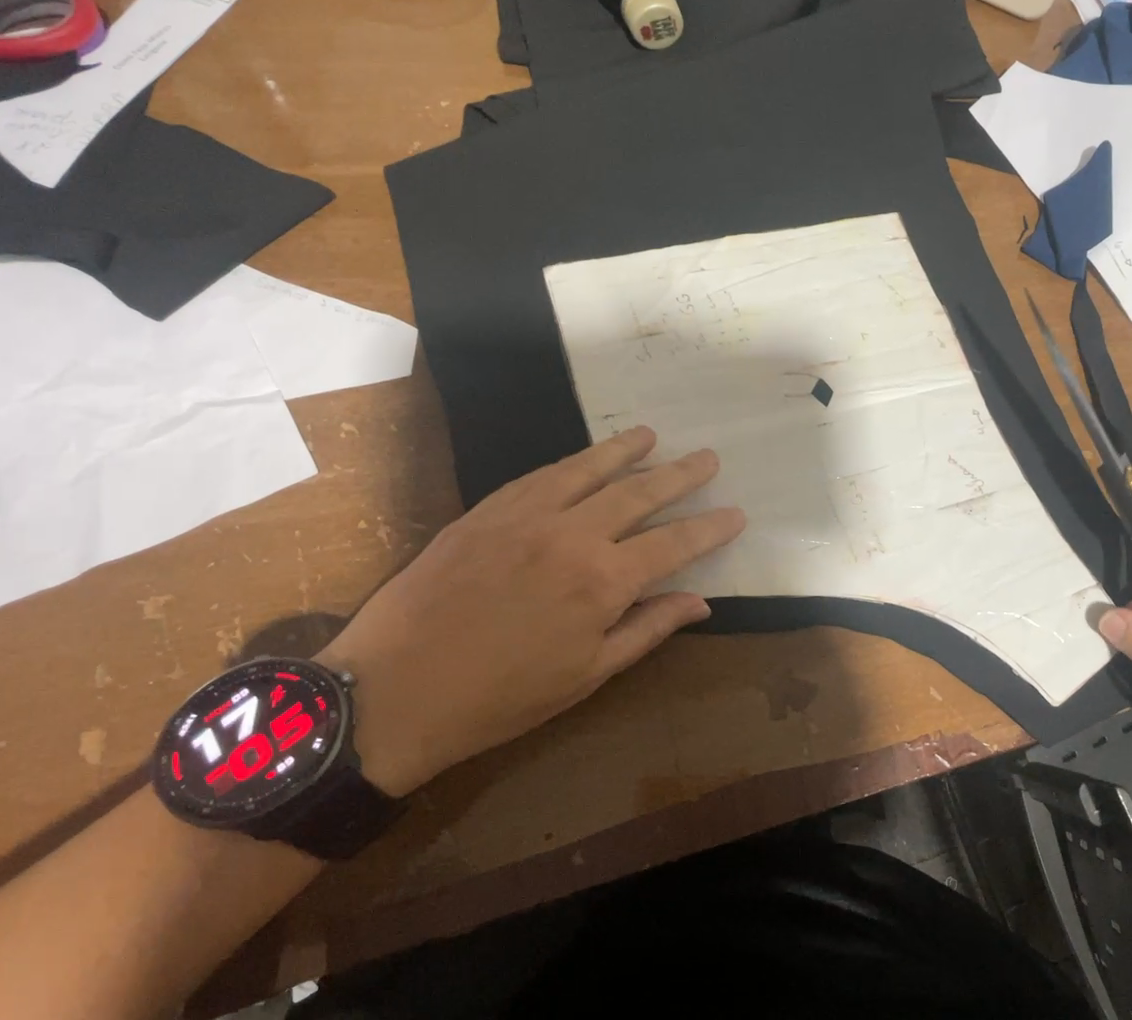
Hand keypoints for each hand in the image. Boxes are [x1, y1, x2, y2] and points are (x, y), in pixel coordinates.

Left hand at [323, 427, 745, 796]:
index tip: (737, 513)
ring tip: (651, 435)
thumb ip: (648, 629)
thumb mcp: (588, 675)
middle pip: (639, 493)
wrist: (394, 691)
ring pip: (588, 470)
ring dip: (625, 450)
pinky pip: (539, 475)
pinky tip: (584, 459)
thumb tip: (700, 601)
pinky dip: (571, 463)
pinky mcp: (486, 512)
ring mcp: (525, 517)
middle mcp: (572, 536)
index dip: (710, 528)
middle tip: (708, 458)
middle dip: (680, 475)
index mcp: (605, 582)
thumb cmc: (502, 697)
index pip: (675, 543)